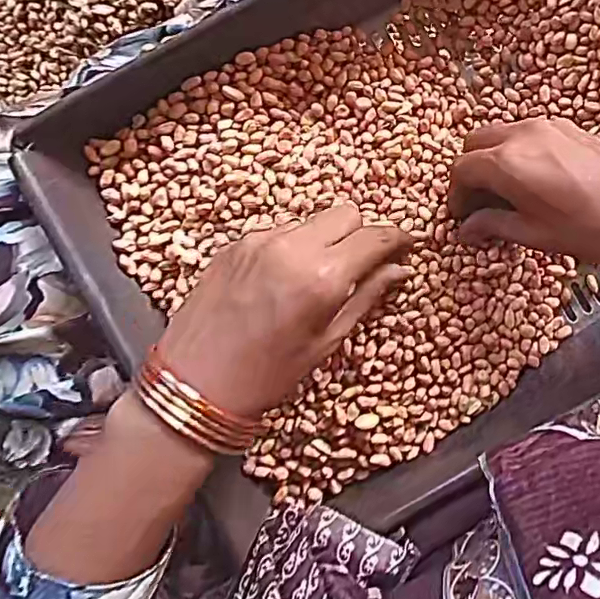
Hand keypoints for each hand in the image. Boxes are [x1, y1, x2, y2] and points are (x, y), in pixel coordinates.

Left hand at [157, 203, 413, 417]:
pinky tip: (284, 277)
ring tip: (316, 275)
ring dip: (326, 238)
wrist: (192, 385)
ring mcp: (259, 241)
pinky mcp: (235, 243)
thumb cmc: (266, 375)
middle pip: (346, 212)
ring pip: (313, 219)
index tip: (406, 244)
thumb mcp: (327, 341)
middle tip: (360, 262)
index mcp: (322, 277)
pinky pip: (280, 230)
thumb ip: (367, 295)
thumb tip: (400, 269)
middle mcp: (292, 248)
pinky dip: (293, 246)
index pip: (375, 237)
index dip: (397, 238)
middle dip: (360, 233)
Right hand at [447, 118, 599, 264]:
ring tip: (505, 195)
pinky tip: (530, 181)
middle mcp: (522, 134)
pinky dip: (515, 152)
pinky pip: (525, 133)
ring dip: (492, 160)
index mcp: (508, 162)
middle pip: (475, 143)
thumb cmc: (596, 229)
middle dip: (470, 172)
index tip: (462, 217)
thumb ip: (495, 225)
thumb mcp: (539, 235)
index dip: (456, 195)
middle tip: (479, 205)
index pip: (462, 168)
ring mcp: (547, 125)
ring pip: (500, 134)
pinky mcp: (567, 126)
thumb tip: (467, 228)